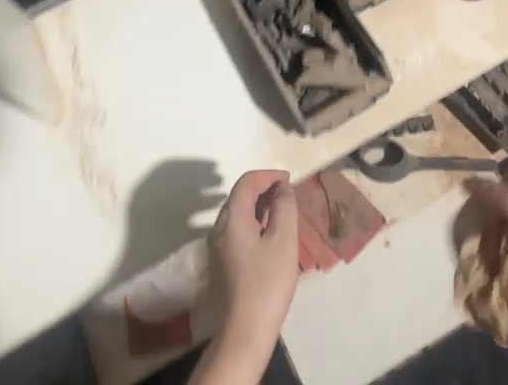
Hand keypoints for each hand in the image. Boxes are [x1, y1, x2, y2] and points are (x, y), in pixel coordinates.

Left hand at [209, 170, 299, 346]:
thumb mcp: (283, 241)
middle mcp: (219, 228)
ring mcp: (218, 247)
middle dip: (264, 189)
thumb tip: (282, 189)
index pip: (247, 182)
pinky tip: (270, 236)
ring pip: (238, 214)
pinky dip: (254, 223)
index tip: (289, 179)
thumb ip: (284, 208)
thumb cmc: (267, 283)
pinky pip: (237, 231)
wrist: (244, 331)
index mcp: (232, 218)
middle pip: (239, 196)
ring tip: (282, 212)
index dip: (268, 176)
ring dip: (259, 206)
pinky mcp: (222, 263)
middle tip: (288, 194)